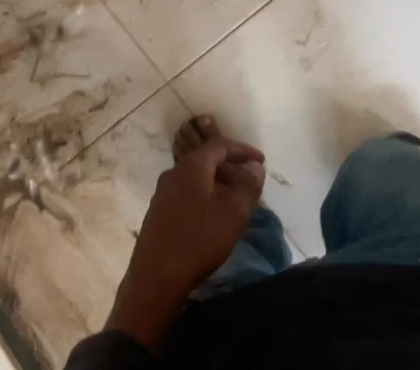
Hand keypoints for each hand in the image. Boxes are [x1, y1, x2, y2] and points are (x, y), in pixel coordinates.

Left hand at [106, 136, 265, 350]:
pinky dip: (205, 193)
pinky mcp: (159, 209)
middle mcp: (173, 172)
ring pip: (195, 176)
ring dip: (218, 181)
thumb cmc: (199, 240)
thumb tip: (254, 166)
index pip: (218, 146)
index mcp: (191, 167)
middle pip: (205, 159)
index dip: (242, 150)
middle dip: (230, 166)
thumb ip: (246, 187)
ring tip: (237, 198)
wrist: (157, 272)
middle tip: (251, 180)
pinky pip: (187, 190)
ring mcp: (163, 191)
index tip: (262, 160)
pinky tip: (214, 213)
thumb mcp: (232, 215)